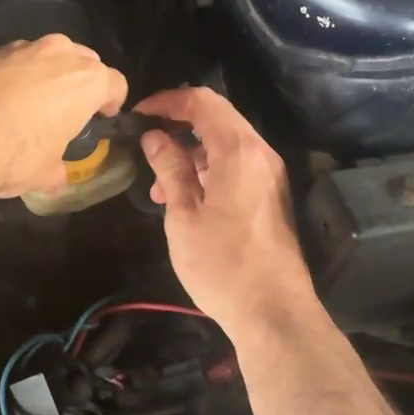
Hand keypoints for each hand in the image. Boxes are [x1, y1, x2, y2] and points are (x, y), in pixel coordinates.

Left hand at [0, 35, 127, 198]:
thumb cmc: (11, 155)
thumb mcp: (43, 173)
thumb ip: (57, 170)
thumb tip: (56, 179)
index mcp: (85, 80)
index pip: (115, 83)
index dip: (111, 101)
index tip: (102, 116)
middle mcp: (57, 53)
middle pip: (82, 61)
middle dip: (78, 81)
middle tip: (66, 109)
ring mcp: (19, 47)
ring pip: (43, 56)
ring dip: (42, 75)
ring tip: (27, 105)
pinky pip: (9, 61)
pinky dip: (8, 76)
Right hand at [134, 87, 317, 341]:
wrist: (275, 314)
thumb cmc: (223, 265)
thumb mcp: (184, 216)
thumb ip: (170, 169)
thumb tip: (154, 137)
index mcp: (239, 151)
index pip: (202, 101)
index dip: (167, 100)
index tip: (139, 114)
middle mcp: (260, 153)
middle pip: (217, 116)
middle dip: (178, 123)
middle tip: (146, 141)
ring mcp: (269, 174)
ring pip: (226, 142)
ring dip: (191, 150)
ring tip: (158, 183)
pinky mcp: (270, 195)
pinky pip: (236, 164)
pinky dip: (208, 167)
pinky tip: (183, 197)